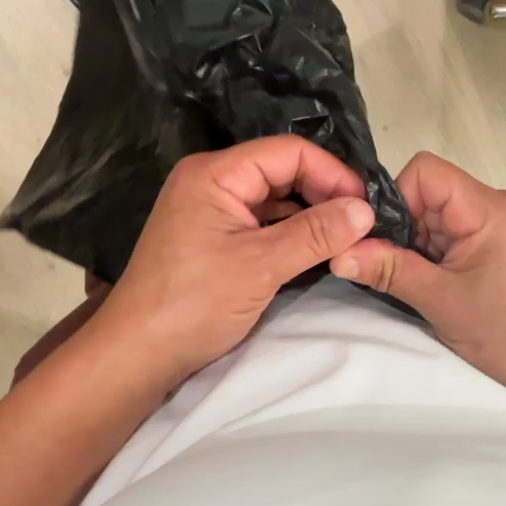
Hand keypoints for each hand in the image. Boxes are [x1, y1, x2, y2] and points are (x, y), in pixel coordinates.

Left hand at [92, 136, 374, 385]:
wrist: (139, 353)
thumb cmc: (195, 303)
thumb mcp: (262, 265)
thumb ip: (316, 233)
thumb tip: (366, 210)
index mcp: (216, 174)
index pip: (288, 152)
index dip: (331, 173)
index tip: (365, 207)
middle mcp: (214, 182)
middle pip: (284, 172)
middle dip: (325, 195)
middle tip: (361, 228)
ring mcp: (214, 211)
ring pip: (278, 200)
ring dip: (313, 218)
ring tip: (348, 241)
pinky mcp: (218, 239)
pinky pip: (266, 224)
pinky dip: (295, 235)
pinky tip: (320, 253)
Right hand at [328, 152, 505, 397]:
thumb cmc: (497, 332)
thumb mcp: (436, 299)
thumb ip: (386, 268)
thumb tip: (337, 253)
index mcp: (490, 208)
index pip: (426, 172)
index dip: (397, 199)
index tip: (385, 241)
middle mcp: (496, 202)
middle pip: (427, 191)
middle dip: (404, 226)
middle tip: (398, 267)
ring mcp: (495, 220)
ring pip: (432, 211)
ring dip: (414, 242)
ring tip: (421, 279)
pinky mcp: (491, 238)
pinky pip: (445, 229)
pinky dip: (428, 251)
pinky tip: (432, 279)